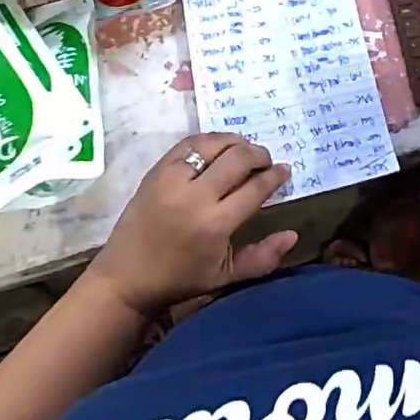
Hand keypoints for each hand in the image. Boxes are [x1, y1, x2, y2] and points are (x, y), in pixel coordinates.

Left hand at [83, 134, 297, 317]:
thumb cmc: (180, 279)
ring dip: (236, 142)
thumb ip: (263, 257)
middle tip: (266, 160)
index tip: (284, 171)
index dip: (275, 175)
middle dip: (259, 154)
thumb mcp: (225, 276)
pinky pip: (189, 143)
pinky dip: (210, 140)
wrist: (125, 277)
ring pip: (214, 144)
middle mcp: (195, 197)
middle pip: (238, 158)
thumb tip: (293, 234)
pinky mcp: (156, 171)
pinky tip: (220, 147)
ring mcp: (172, 179)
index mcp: (215, 225)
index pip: (255, 188)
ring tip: (244, 150)